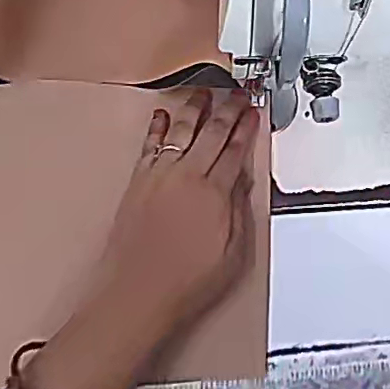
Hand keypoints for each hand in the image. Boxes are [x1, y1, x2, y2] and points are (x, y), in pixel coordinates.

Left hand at [94, 89, 258, 339]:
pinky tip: (163, 115)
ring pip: (182, 129)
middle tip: (237, 95)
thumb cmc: (183, 282)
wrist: (136, 295)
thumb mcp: (232, 254)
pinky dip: (157, 126)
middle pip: (213, 132)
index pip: (236, 149)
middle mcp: (188, 176)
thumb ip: (239, 212)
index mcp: (215, 193)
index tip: (253, 113)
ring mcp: (160, 175)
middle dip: (228, 109)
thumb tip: (241, 183)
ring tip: (204, 93)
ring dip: (195, 108)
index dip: (247, 128)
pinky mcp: (139, 181)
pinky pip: (150, 144)